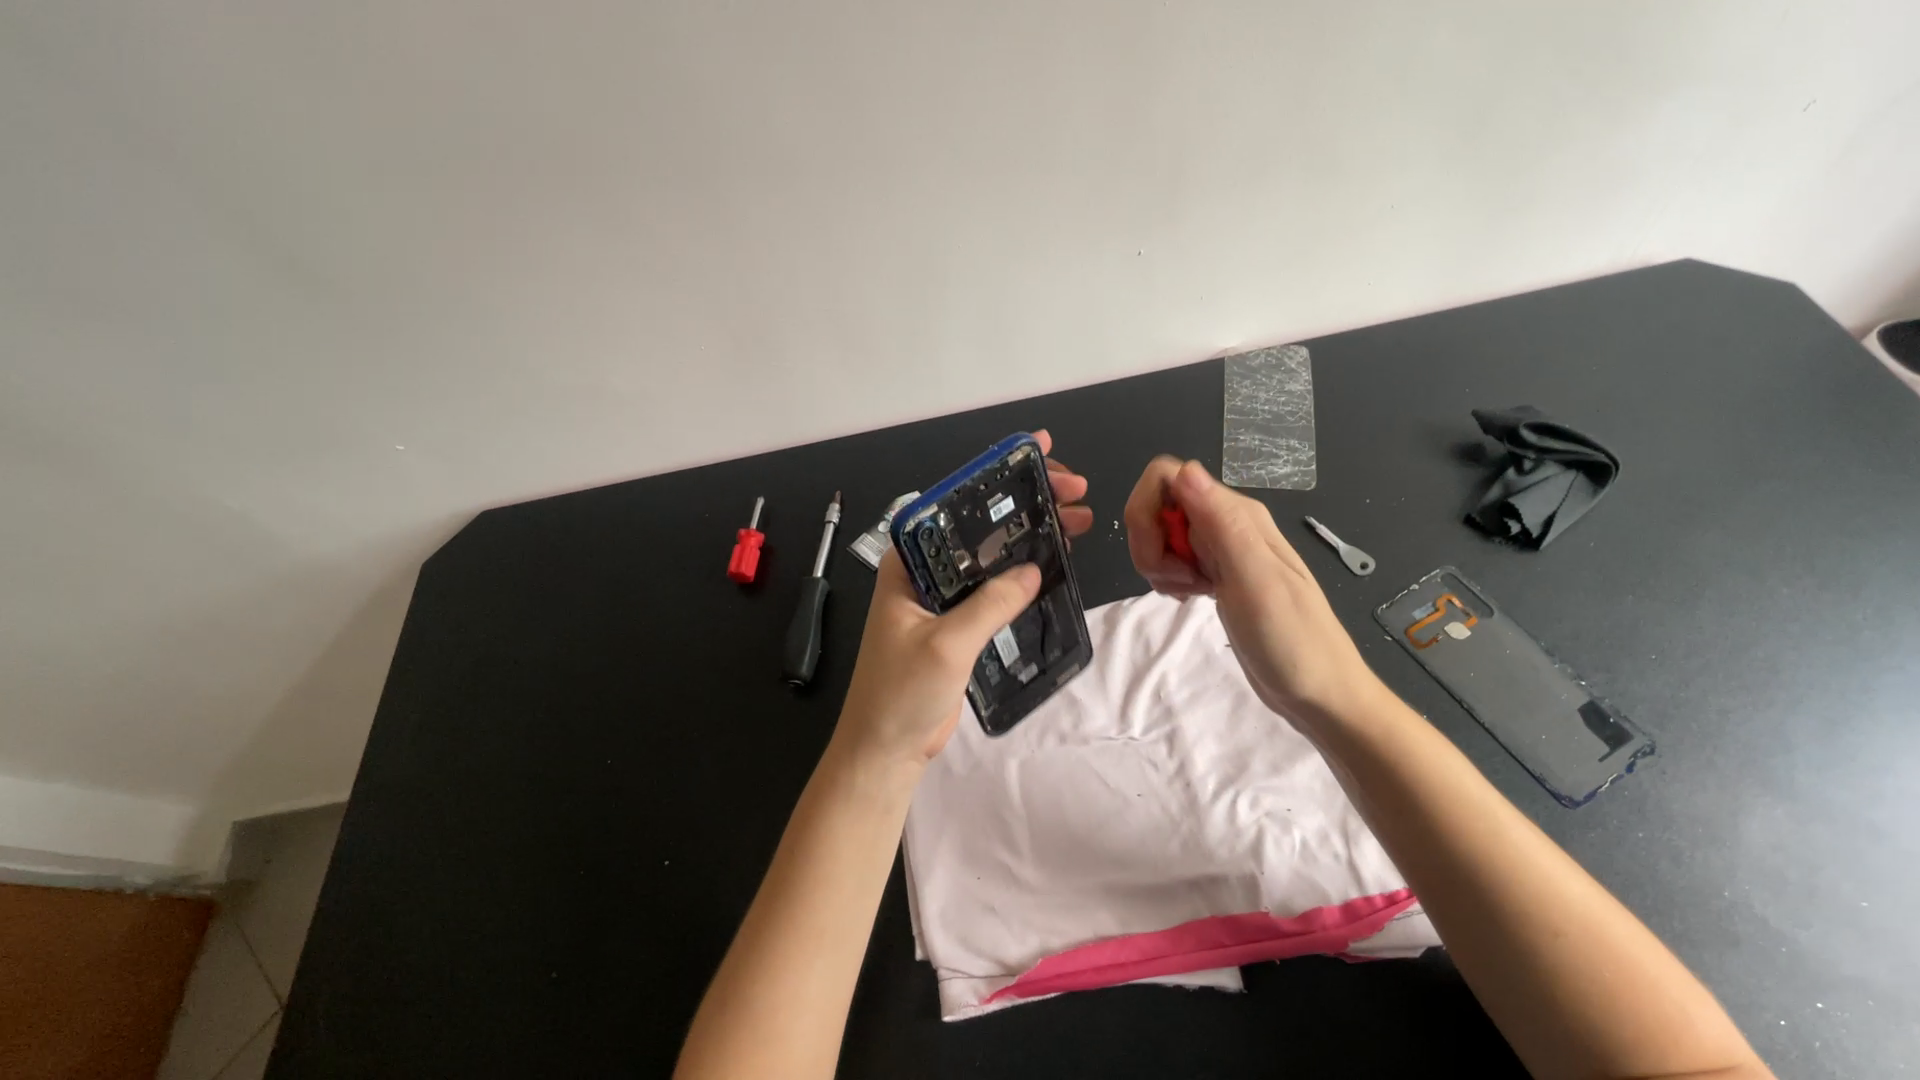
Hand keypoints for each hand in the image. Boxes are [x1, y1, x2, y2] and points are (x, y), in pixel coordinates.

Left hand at [832, 431, 1092, 769]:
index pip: (953, 505)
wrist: (886, 749)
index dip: (995, 476)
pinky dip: (1025, 574)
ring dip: (1031, 536)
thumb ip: (989, 605)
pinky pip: (996, 589)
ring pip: (992, 556)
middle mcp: (925, 572)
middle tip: (1075, 490)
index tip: (1037, 454)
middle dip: (1025, 503)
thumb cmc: (899, 694)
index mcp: (908, 562)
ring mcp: (944, 599)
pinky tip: (1055, 562)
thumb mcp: (945, 645)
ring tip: (1078, 521)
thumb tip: (1033, 569)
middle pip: (979, 525)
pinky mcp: (959, 625)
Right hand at [1123, 457, 1380, 719]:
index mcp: (1237, 515)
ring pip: (1163, 533)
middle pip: (1159, 505)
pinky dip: (1170, 579)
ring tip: (1188, 594)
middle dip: (1149, 543)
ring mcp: (1222, 550)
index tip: (1160, 557)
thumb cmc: (1291, 639)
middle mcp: (1227, 523)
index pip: (1168, 478)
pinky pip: (1176, 559)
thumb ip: (1221, 523)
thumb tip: (1184, 469)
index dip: (1148, 512)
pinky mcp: (1218, 574)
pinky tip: (1191, 600)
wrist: (1319, 691)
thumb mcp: (1255, 581)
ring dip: (1158, 564)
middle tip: (1176, 582)